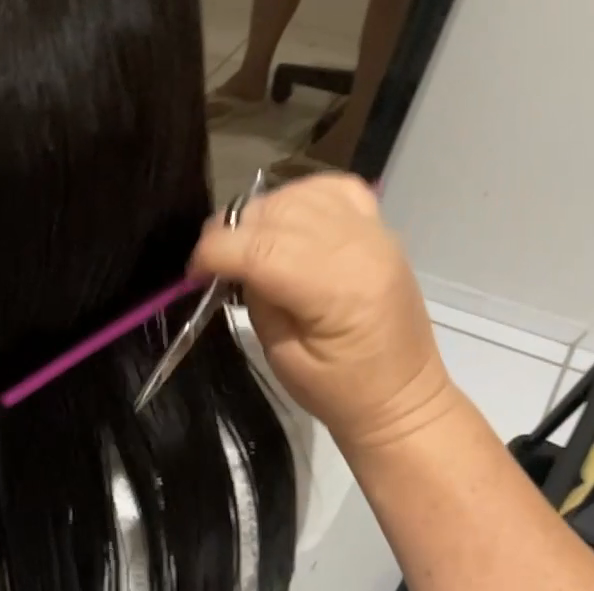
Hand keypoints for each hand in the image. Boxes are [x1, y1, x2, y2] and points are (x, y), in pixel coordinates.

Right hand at [190, 174, 454, 448]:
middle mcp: (359, 247)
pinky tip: (284, 223)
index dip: (215, 253)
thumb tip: (236, 268)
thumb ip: (258, 304)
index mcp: (337, 290)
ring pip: (300, 194)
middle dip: (233, 232)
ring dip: (261, 214)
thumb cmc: (339, 392)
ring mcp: (374, 232)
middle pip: (278, 213)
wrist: (400, 396)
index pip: (261, 248)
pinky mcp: (378, 229)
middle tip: (213, 264)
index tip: (193, 274)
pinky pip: (332, 190)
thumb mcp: (283, 357)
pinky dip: (299, 198)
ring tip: (246, 246)